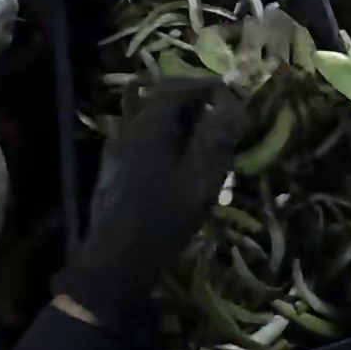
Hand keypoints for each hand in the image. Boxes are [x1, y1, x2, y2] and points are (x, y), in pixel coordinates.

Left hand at [53, 84, 248, 327]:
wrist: (115, 260)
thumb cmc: (164, 217)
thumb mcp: (200, 178)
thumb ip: (217, 136)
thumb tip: (234, 101)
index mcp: (152, 123)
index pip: (185, 88)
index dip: (213, 90)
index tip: (236, 102)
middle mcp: (130, 126)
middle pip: (167, 102)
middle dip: (197, 106)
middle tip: (224, 122)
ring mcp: (118, 147)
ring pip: (155, 122)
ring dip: (182, 126)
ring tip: (206, 144)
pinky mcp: (114, 168)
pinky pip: (145, 141)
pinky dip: (167, 142)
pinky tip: (178, 165)